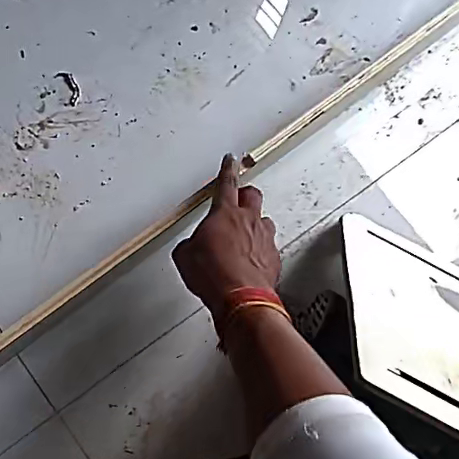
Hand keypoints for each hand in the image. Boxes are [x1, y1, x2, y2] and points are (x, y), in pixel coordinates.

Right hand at [173, 154, 280, 320]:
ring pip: (264, 221)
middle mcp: (248, 221)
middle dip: (245, 194)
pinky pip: (268, 246)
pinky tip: (252, 259)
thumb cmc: (214, 275)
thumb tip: (189, 249)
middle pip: (253, 195)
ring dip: (255, 223)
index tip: (230, 161)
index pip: (227, 183)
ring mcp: (264, 239)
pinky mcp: (273, 258)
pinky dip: (260, 250)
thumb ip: (189, 245)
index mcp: (224, 213)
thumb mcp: (185, 256)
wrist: (240, 298)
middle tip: (239, 198)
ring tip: (245, 233)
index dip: (228, 169)